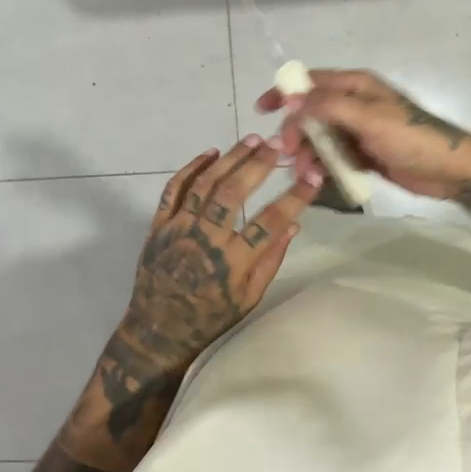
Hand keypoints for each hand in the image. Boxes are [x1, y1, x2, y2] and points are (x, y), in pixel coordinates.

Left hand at [112, 137, 320, 378]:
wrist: (159, 331)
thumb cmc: (212, 318)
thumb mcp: (249, 298)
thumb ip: (270, 260)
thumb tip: (295, 223)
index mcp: (233, 264)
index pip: (271, 222)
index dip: (294, 197)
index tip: (312, 175)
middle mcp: (205, 241)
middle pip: (232, 194)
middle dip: (257, 165)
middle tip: (277, 144)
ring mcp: (179, 230)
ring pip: (204, 185)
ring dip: (228, 159)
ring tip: (251, 140)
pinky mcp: (158, 225)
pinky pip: (173, 190)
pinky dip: (191, 168)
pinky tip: (210, 153)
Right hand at [256, 69, 470, 199]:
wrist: (451, 171)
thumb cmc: (411, 137)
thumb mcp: (367, 117)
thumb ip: (328, 106)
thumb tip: (291, 99)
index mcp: (355, 86)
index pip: (310, 82)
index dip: (284, 93)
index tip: (261, 110)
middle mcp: (354, 103)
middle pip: (311, 112)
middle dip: (296, 130)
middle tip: (289, 153)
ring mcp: (358, 129)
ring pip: (320, 137)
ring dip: (308, 152)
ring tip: (304, 172)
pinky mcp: (363, 153)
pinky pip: (333, 155)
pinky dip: (322, 165)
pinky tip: (317, 178)